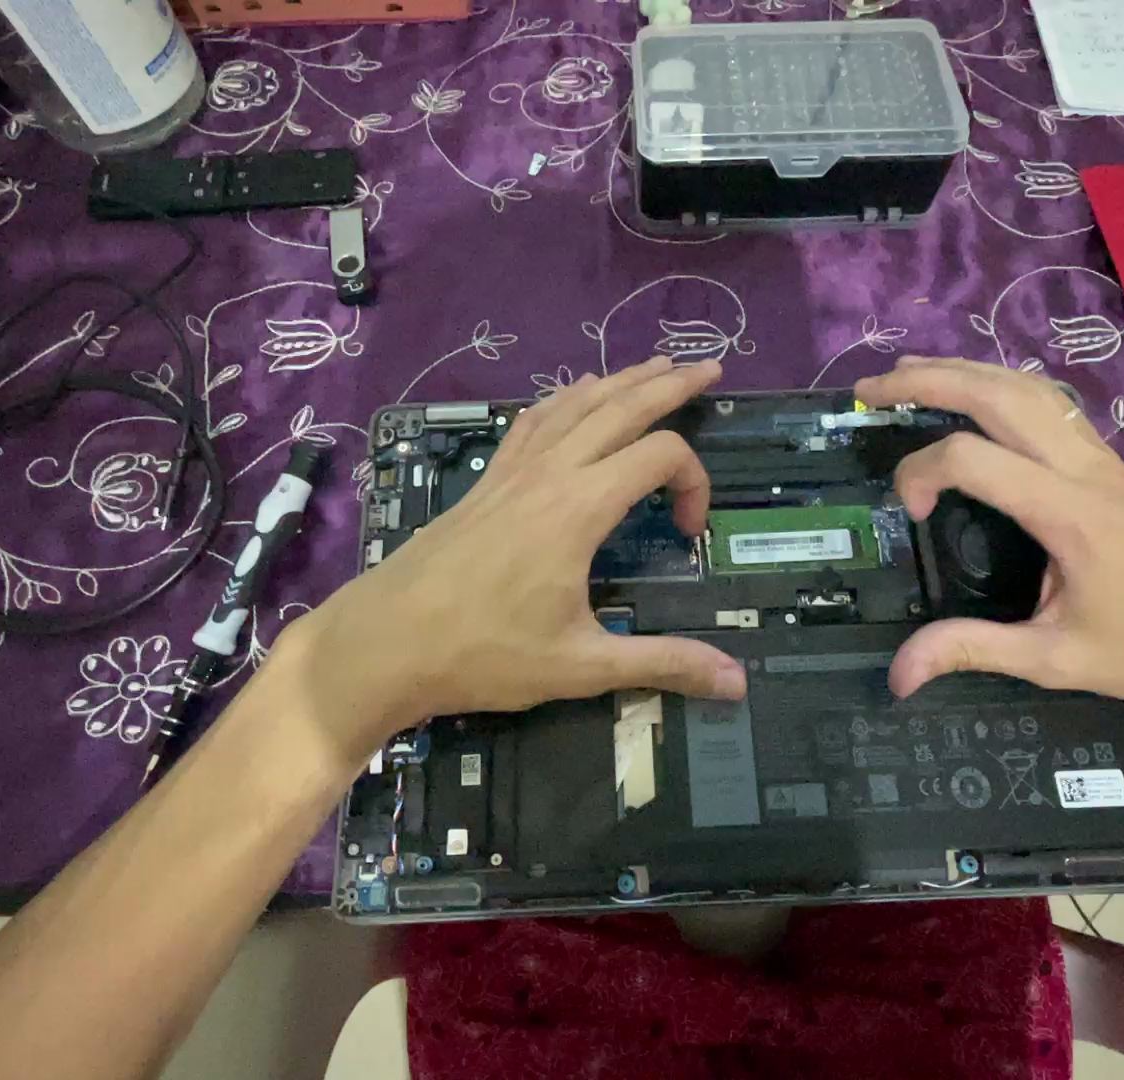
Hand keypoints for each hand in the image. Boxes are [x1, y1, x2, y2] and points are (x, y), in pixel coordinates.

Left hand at [265, 357, 746, 769]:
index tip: (688, 534)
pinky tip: (572, 398)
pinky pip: (532, 421)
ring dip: (619, 381)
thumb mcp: (582, 665)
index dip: (694, 483)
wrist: (385, 643)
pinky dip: (564, 400)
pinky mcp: (486, 481)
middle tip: (710, 367)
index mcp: (579, 507)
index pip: (660, 456)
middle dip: (670, 383)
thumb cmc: (484, 653)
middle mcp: (549, 473)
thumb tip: (738, 684)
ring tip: (653, 367)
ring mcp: (512, 472)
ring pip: (574, 404)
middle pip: (620, 406)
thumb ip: (663, 663)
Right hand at [854, 356, 1123, 718]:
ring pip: (1027, 387)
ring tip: (908, 372)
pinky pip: (1048, 402)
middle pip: (999, 395)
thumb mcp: (1058, 661)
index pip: (975, 458)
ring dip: (963, 371)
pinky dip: (999, 384)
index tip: (911, 512)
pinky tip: (976, 392)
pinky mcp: (1109, 461)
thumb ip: (973, 651)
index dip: (922, 472)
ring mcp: (1102, 457)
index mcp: (1070, 513)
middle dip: (927, 381)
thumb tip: (898, 674)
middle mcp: (1085, 468)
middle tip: (870, 389)